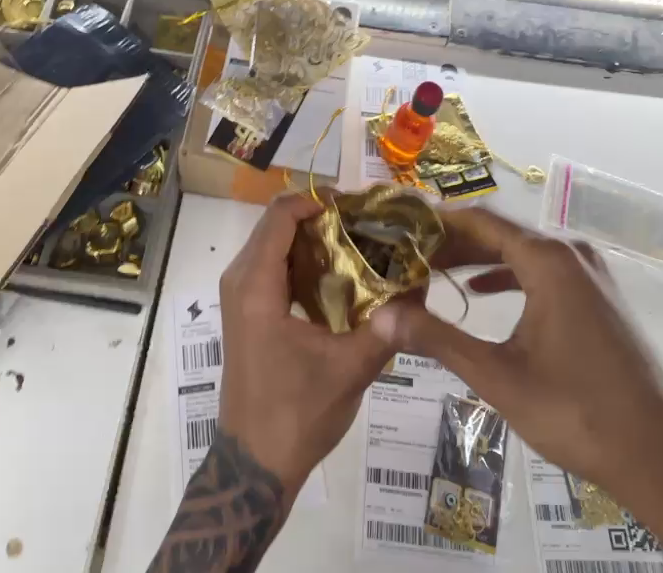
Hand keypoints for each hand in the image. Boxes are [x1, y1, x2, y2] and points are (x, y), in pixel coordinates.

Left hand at [216, 192, 392, 502]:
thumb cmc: (296, 414)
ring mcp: (239, 295)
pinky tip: (341, 277)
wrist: (255, 461)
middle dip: (322, 217)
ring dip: (314, 238)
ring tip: (361, 247)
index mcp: (256, 286)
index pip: (281, 216)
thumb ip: (387, 326)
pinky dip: (303, 260)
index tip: (361, 209)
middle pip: (277, 224)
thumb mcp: (350, 370)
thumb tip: (422, 285)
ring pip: (275, 243)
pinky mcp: (247, 310)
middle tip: (369, 227)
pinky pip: (272, 266)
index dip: (319, 201)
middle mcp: (240, 280)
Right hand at [370, 206, 662, 572]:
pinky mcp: (600, 299)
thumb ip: (438, 339)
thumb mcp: (497, 376)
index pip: (481, 220)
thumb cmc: (576, 413)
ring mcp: (592, 276)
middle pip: (501, 233)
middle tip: (406, 253)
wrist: (659, 457)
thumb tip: (382, 316)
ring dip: (479, 260)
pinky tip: (481, 295)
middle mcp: (572, 255)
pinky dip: (509, 277)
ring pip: (523, 253)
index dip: (437, 220)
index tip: (399, 223)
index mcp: (549, 261)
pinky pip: (545, 272)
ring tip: (434, 271)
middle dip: (452, 243)